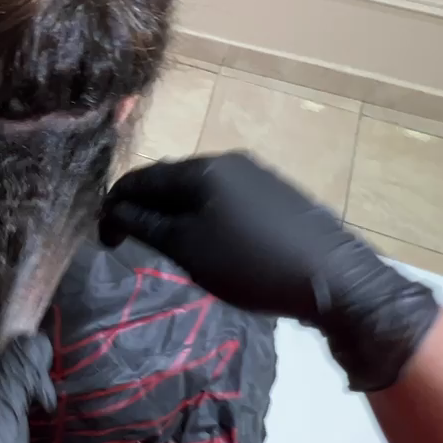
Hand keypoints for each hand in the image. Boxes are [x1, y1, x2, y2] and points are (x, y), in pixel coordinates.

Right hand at [101, 151, 439, 390]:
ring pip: (196, 190)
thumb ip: (142, 223)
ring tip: (166, 246)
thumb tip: (112, 209)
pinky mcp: (276, 194)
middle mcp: (227, 161)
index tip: (104, 240)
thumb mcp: (186, 248)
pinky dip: (201, 215)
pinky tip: (206, 242)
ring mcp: (255, 175)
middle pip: (168, 180)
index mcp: (201, 168)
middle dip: (143, 208)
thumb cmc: (250, 263)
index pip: (139, 178)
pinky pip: (221, 198)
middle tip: (131, 243)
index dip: (113, 207)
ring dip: (173, 213)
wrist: (337, 281)